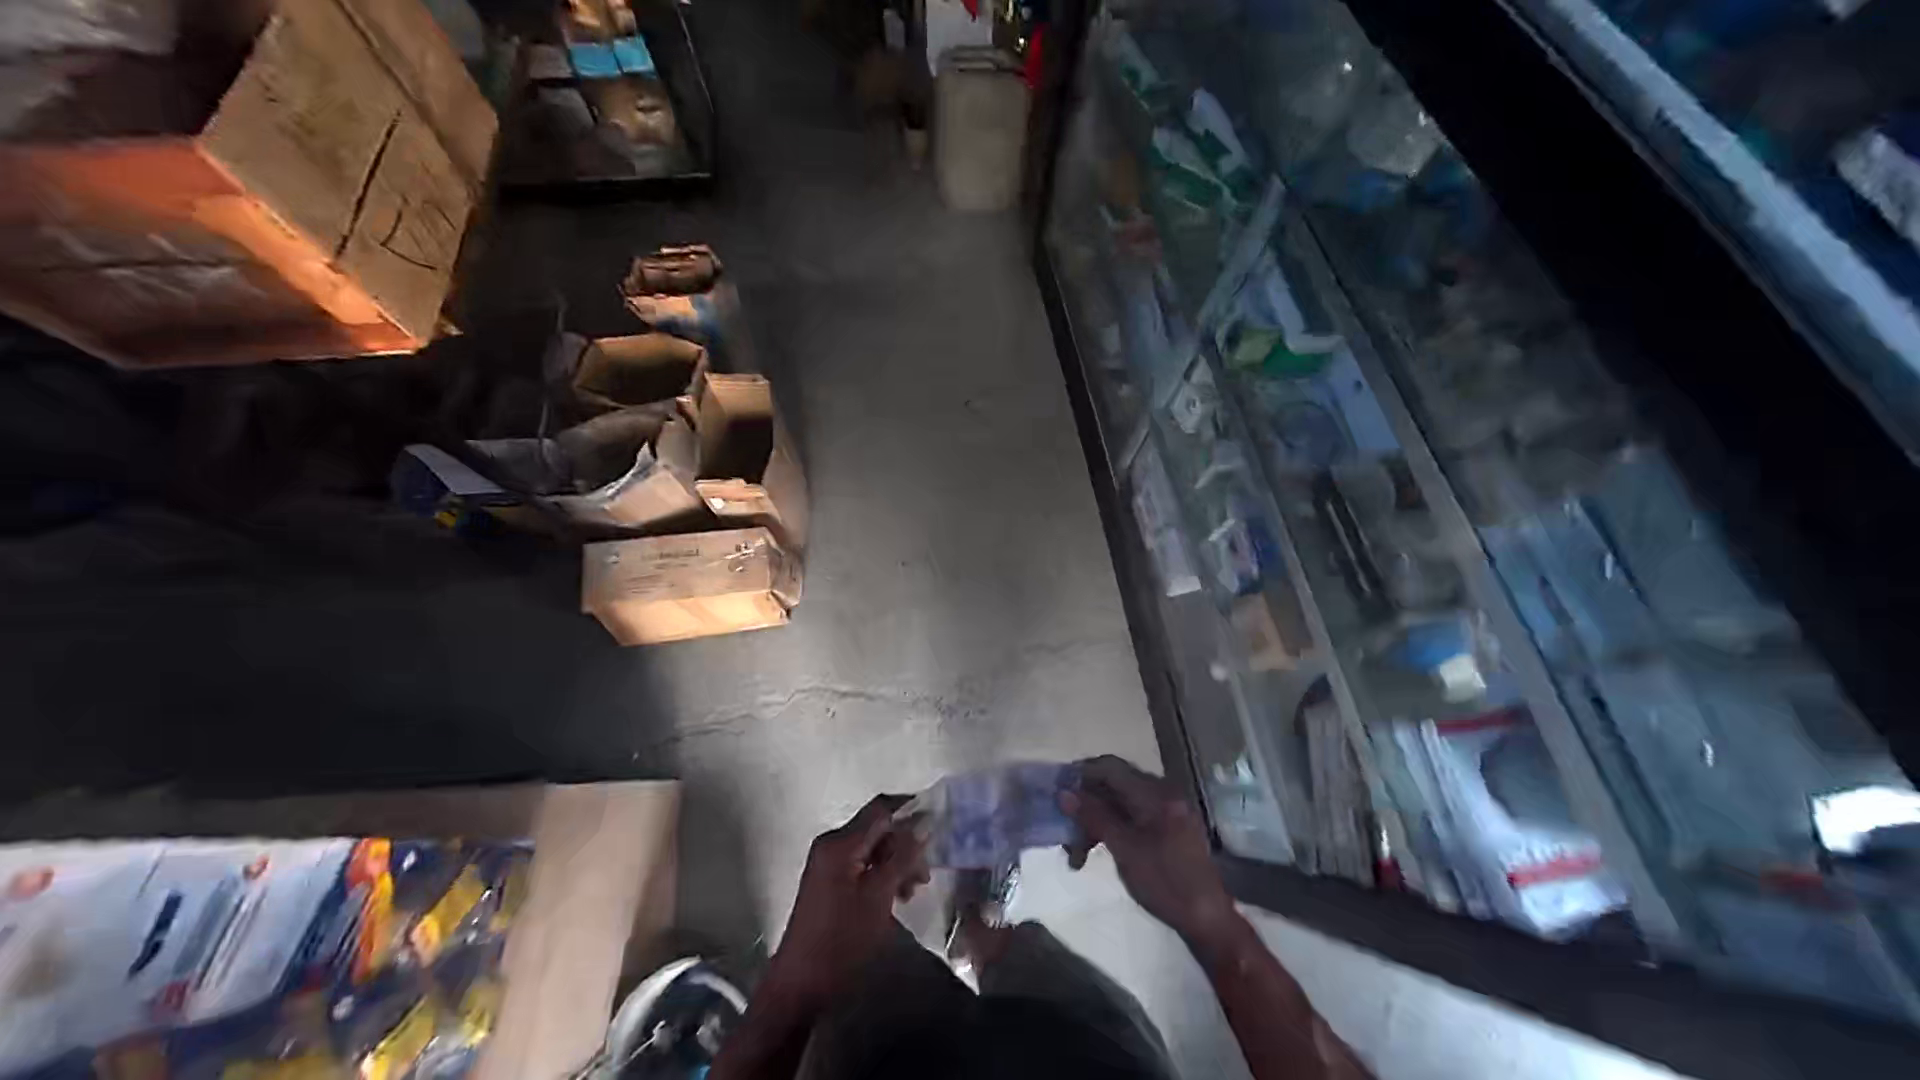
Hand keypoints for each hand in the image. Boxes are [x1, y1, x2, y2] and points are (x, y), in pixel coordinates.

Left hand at [761, 794, 929, 1014]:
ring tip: (912, 892)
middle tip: (924, 877)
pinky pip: (862, 865)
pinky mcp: (829, 881)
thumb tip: (924, 823)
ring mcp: (828, 863)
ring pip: (872, 849)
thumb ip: (903, 856)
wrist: (800, 985)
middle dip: (905, 846)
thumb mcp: (879, 896)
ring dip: (896, 864)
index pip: (881, 808)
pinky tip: (895, 898)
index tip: (937, 826)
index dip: (910, 811)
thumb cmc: (842, 940)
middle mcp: (832, 844)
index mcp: (840, 843)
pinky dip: (881, 875)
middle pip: (877, 829)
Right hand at [1061, 756, 1236, 944]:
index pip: (1109, 766)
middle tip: (1065, 830)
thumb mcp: (1125, 850)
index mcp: (1154, 793)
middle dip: (1086, 804)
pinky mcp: (1170, 826)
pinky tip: (1101, 848)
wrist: (1209, 920)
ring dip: (1097, 820)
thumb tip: (1064, 793)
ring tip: (1078, 853)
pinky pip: (1134, 814)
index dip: (1080, 774)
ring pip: (1121, 802)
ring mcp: (1168, 809)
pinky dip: (1113, 826)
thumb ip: (1095, 816)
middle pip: (1114, 783)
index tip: (1057, 793)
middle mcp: (1163, 792)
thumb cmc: (1165, 883)